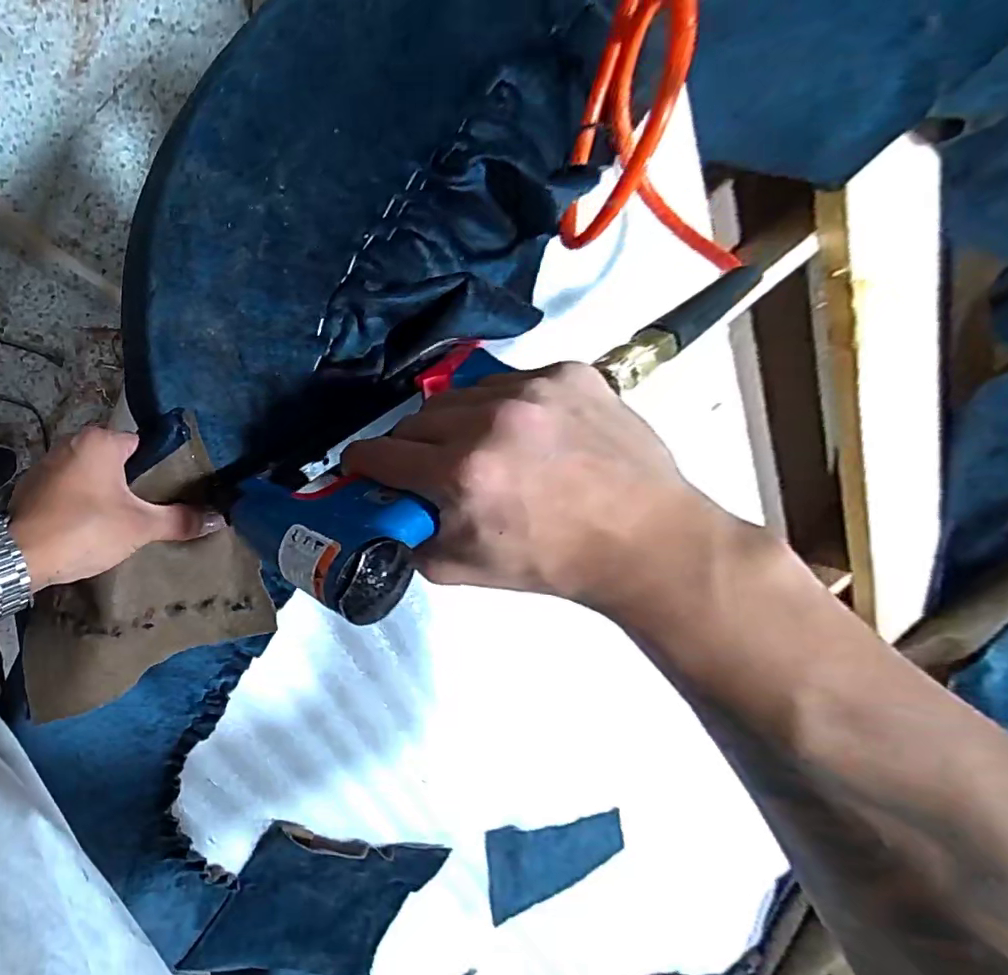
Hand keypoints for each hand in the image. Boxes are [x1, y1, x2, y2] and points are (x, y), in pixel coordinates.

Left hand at [8, 426, 224, 588]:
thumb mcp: (139, 527)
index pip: (139, 445)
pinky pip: (63, 492)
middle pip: (112, 461)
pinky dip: (74, 505)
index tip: (163, 495)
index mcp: (99, 441)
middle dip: (126, 484)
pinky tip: (81, 529)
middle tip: (142, 513)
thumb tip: (218, 518)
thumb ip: (178, 520)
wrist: (21, 556)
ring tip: (114, 524)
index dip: (154, 470)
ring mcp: (45, 465)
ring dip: (99, 495)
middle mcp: (70, 443)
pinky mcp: (29, 489)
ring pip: (86, 477)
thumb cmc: (85, 530)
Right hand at [340, 362, 742, 609]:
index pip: (378, 452)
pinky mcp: (570, 373)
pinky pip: (506, 381)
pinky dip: (499, 405)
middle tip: (427, 469)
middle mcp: (491, 420)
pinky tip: (520, 431)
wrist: (646, 539)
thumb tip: (383, 514)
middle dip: (409, 447)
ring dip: (453, 422)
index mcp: (461, 472)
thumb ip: (406, 537)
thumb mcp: (457, 568)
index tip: (362, 469)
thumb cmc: (550, 561)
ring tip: (477, 448)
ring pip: (456, 396)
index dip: (361, 463)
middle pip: (412, 420)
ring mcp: (534, 389)